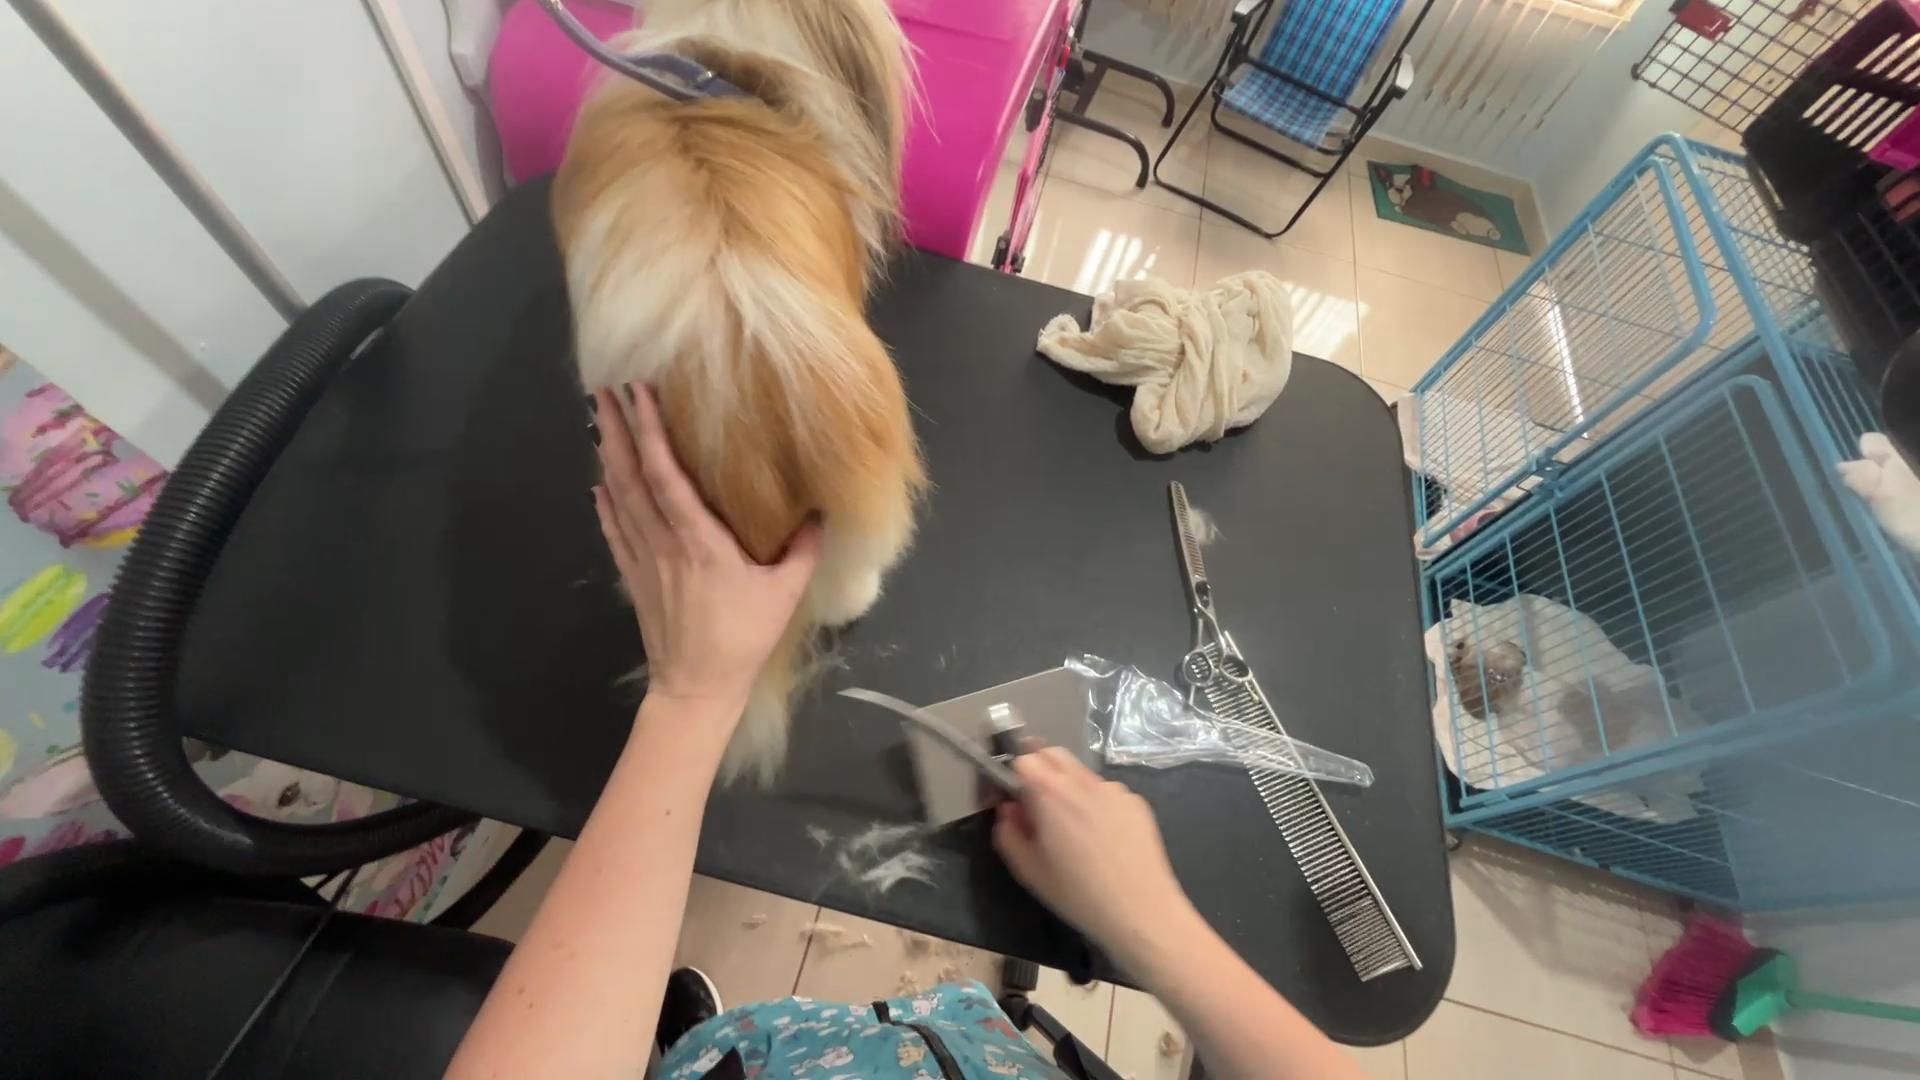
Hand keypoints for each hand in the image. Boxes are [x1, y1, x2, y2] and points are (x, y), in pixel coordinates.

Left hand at [591, 385, 821, 715]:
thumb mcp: (785, 593)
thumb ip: (804, 550)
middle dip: (617, 432)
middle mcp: (663, 543)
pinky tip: (598, 483)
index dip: (651, 434)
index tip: (639, 395)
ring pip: (618, 499)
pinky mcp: (634, 578)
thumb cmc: (743, 638)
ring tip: (597, 422)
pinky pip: (614, 531)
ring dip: (606, 457)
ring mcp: (642, 561)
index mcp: (699, 541)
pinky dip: (604, 503)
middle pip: (631, 478)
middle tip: (603, 391)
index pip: (667, 477)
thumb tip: (820, 512)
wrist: (697, 687)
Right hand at [993, 748, 1202, 968]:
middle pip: (1053, 753)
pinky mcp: (1135, 801)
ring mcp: (1113, 788)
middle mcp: (1081, 780)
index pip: (1024, 759)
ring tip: (1073, 824)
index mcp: (1050, 792)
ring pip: (1081, 772)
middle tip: (1037, 801)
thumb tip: (1009, 809)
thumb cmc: (1078, 893)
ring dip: (1069, 785)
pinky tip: (1104, 836)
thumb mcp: (1029, 870)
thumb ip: (1008, 832)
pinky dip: (1097, 802)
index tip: (1014, 797)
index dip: (1014, 774)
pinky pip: (1107, 791)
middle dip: (1040, 768)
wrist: (1142, 911)